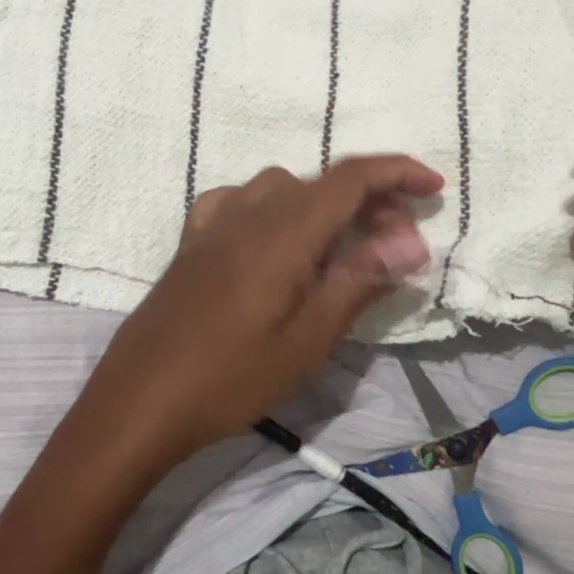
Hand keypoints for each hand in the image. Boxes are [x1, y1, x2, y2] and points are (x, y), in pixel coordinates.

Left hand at [69, 157, 443, 471]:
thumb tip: (411, 240)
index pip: (350, 178)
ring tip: (338, 252)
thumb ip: (358, 282)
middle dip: (368, 203)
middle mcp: (247, 213)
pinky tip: (273, 244)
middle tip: (395, 249)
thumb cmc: (230, 379)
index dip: (396, 173)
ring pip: (281, 188)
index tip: (434, 189)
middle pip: (320, 184)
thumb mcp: (307, 340)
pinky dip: (273, 209)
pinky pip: (239, 202)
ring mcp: (212, 225)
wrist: (140, 400)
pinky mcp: (190, 244)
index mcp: (283, 233)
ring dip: (321, 206)